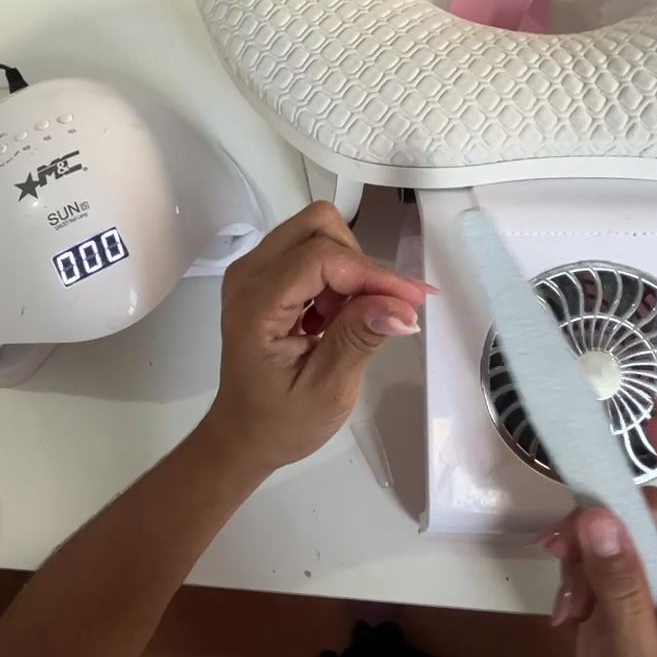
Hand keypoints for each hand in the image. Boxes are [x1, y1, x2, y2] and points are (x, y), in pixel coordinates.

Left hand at [195, 201, 430, 475]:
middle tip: (372, 311)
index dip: (371, 274)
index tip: (411, 302)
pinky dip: (335, 272)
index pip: (319, 258)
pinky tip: (334, 315)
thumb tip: (401, 305)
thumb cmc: (282, 421)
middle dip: (357, 262)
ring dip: (347, 267)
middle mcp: (248, 274)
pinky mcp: (264, 273)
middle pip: (316, 225)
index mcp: (255, 306)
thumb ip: (359, 339)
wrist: (244, 431)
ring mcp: (252, 269)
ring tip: (347, 318)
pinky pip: (309, 247)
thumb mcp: (326, 391)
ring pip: (315, 230)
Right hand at [542, 411, 656, 656]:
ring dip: (584, 551)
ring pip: (624, 524)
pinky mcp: (641, 577)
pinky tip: (569, 603)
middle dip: (606, 525)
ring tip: (568, 595)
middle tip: (562, 543)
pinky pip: (603, 543)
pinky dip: (577, 565)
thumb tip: (599, 516)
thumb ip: (620, 590)